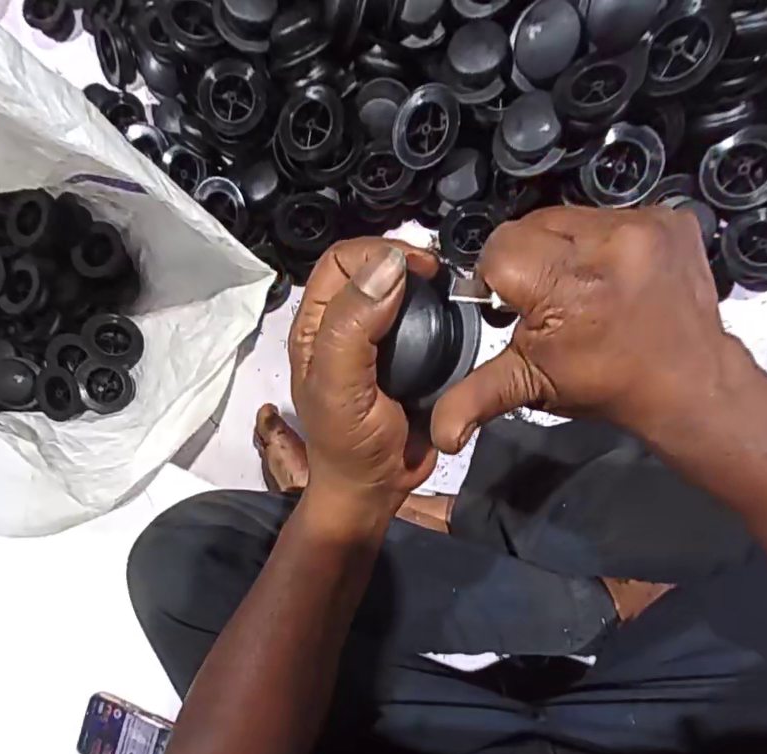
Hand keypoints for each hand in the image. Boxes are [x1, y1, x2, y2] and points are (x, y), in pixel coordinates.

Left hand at [287, 238, 442, 523]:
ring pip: (400, 292)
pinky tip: (449, 320)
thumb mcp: (340, 387)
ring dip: (424, 287)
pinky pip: (423, 322)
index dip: (377, 254)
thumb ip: (353, 327)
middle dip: (403, 262)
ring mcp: (378, 343)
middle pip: (372, 267)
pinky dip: (438, 314)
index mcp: (317, 328)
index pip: (342, 261)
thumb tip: (387, 267)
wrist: (379, 487)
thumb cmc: (350, 447)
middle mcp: (344, 327)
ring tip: (445, 294)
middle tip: (434, 277)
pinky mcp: (407, 358)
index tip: (415, 269)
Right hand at [430, 206, 757, 452]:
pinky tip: (611, 276)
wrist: (687, 381)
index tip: (513, 306)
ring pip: (569, 215)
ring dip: (564, 249)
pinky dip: (601, 242)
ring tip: (582, 289)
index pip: (499, 250)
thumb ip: (474, 399)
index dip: (497, 280)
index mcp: (565, 286)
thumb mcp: (530, 388)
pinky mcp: (668, 216)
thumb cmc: (608, 385)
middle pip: (531, 225)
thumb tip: (440, 436)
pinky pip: (610, 214)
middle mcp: (607, 244)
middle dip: (529, 262)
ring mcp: (643, 225)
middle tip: (549, 303)